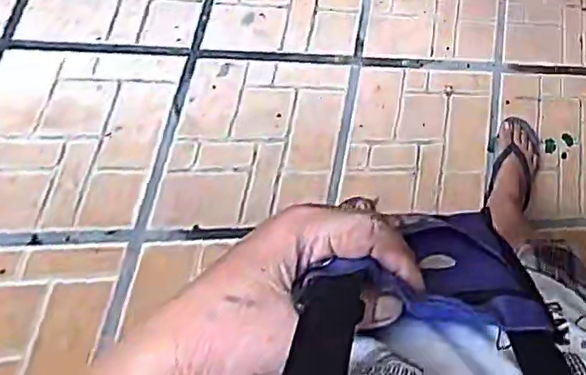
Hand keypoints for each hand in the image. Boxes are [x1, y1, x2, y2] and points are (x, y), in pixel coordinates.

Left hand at [96, 204, 425, 374]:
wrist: (167, 363)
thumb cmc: (216, 336)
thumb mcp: (293, 331)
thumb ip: (349, 316)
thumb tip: (390, 307)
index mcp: (305, 224)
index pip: (371, 229)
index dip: (400, 259)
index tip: (417, 292)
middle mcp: (302, 226)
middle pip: (364, 232)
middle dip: (388, 262)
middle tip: (409, 296)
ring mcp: (293, 247)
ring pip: (351, 250)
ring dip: (371, 276)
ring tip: (387, 305)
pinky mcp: (286, 272)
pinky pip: (334, 267)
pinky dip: (351, 285)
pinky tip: (357, 309)